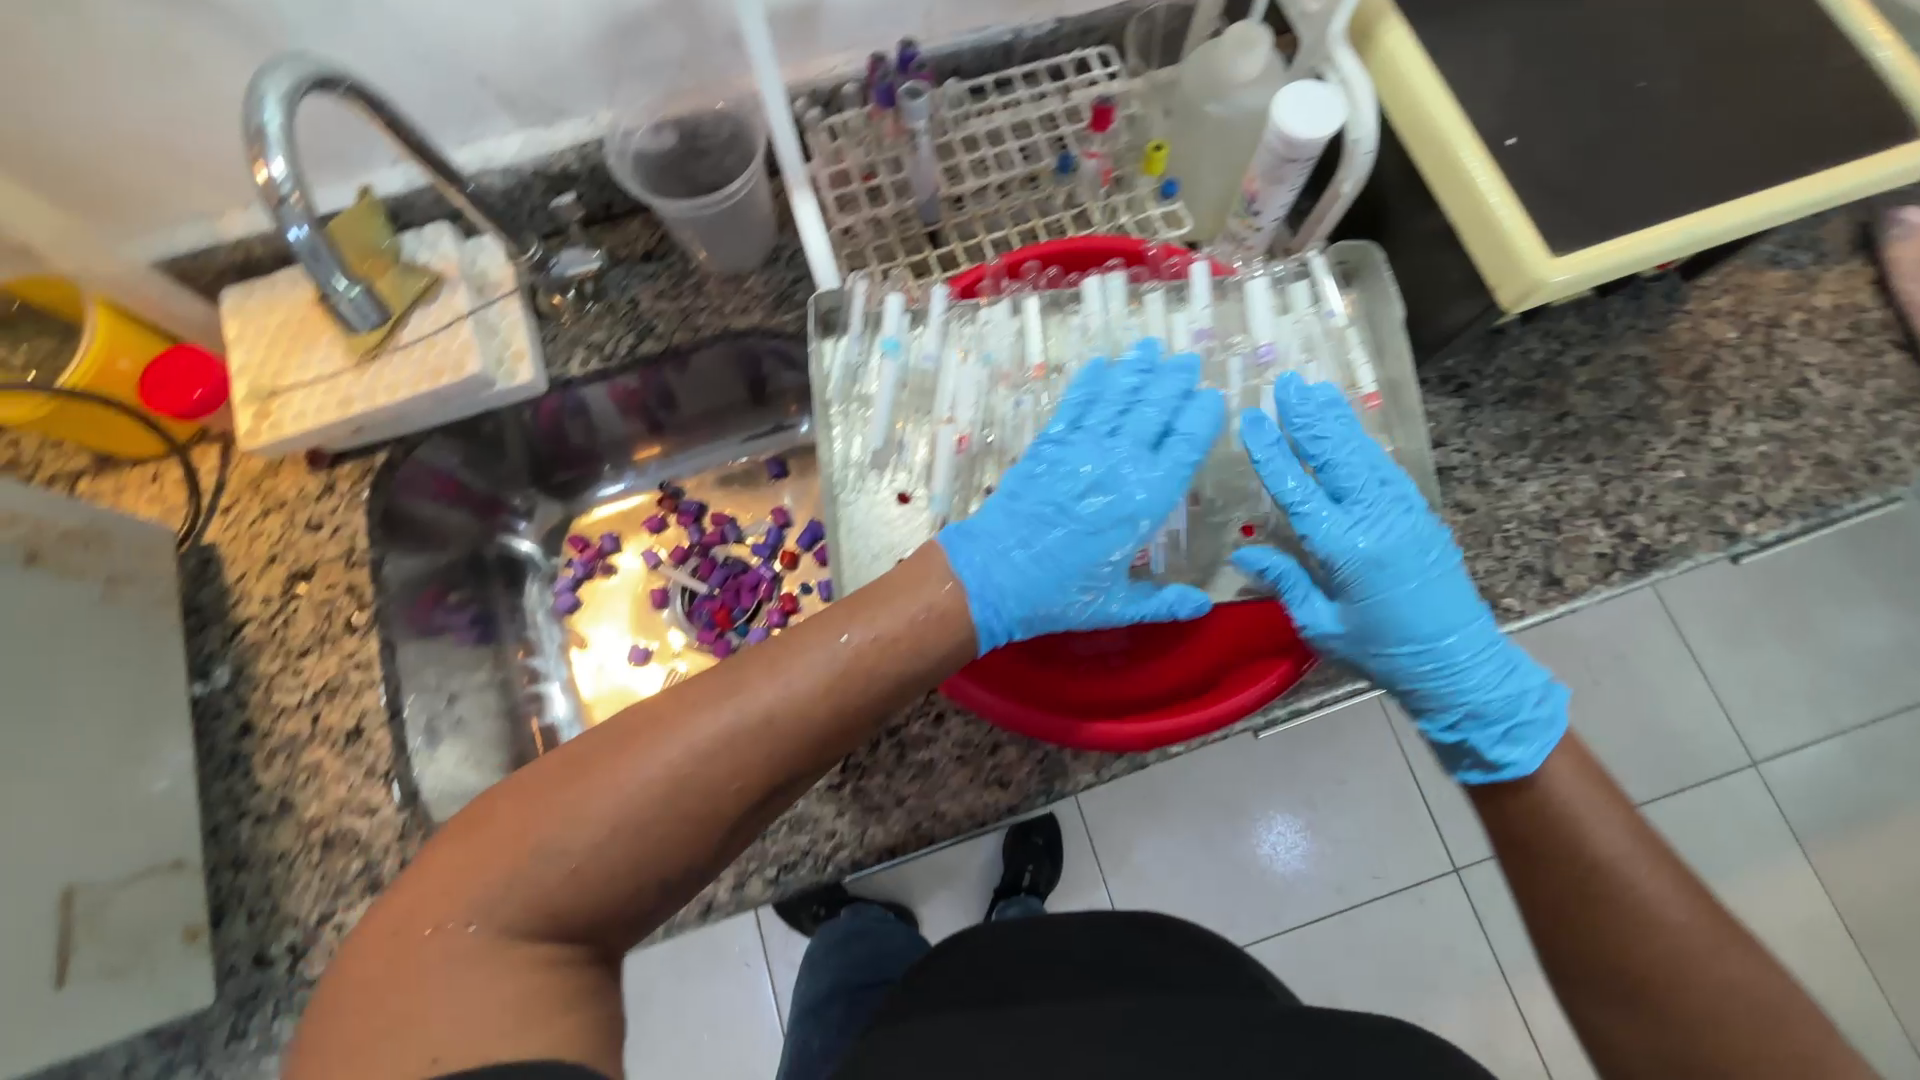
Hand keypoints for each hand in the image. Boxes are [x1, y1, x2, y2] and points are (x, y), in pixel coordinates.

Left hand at [938, 340, 1225, 654]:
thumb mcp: (1117, 606)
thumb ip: (1163, 602)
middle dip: (1175, 381)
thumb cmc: (1059, 595)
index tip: (1212, 398)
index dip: (1204, 416)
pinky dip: (1091, 382)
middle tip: (1187, 361)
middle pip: (1157, 408)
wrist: (993, 575)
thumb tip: (1203, 607)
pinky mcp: (1049, 444)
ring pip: (1119, 398)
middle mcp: (1121, 463)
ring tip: (1151, 349)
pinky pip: (1076, 404)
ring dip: (1137, 370)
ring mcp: (1083, 448)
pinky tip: (1101, 365)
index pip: (1189, 443)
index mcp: (1148, 499)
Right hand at [1231, 374, 1566, 783]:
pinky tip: (1348, 430)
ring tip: (1314, 390)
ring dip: (1336, 421)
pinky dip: (1362, 444)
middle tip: (1287, 381)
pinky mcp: (1419, 515)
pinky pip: (1384, 469)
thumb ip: (1285, 582)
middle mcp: (1375, 520)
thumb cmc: (1380, 652)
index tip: (1251, 417)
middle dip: (1308, 417)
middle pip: (1335, 456)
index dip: (1271, 452)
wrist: (1458, 663)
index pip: (1297, 489)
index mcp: (1344, 549)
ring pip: (1363, 455)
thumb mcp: (1319, 625)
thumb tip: (1244, 552)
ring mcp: (1403, 513)